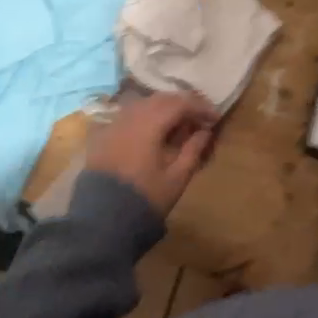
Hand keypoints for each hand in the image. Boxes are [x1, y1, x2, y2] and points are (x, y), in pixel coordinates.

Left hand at [85, 92, 218, 214]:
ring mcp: (115, 123)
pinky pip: (130, 115)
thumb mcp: (176, 178)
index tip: (215, 118)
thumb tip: (205, 132)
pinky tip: (154, 130)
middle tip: (200, 117)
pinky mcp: (104, 134)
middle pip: (162, 99)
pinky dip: (146, 116)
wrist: (102, 218)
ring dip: (164, 108)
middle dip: (183, 104)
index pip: (180, 103)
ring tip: (179, 123)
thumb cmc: (145, 198)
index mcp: (150, 123)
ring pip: (144, 104)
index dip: (200, 107)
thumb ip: (192, 151)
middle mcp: (131, 115)